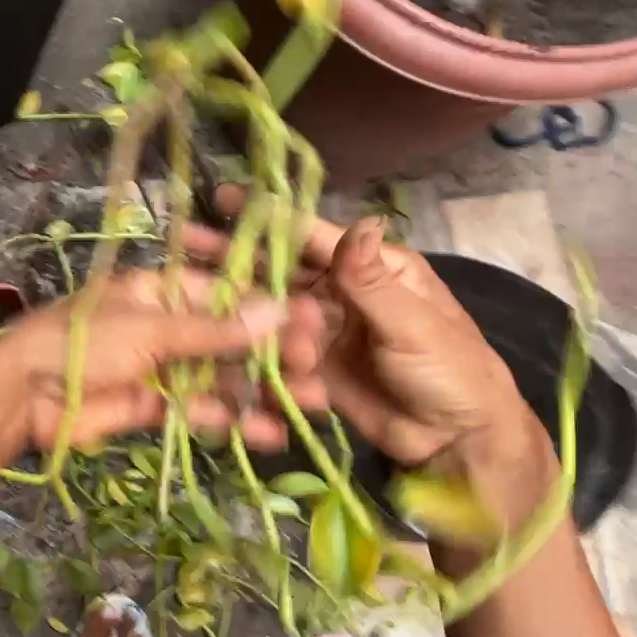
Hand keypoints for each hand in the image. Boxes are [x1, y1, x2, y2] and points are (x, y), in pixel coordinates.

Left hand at [0, 266, 326, 456]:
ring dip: (260, 389)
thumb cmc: (80, 344)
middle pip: (226, 337)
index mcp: (156, 291)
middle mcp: (160, 326)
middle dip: (272, 352)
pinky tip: (267, 432)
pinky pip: (195, 409)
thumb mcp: (147, 328)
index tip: (314, 324)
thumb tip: (278, 310)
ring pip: (217, 376)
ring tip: (311, 404)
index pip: (224, 294)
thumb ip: (212, 329)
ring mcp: (154, 367)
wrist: (21, 397)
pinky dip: (228, 420)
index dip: (268, 309)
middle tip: (316, 368)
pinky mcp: (147, 406)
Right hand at [185, 205, 541, 478]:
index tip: (224, 197)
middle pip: (276, 269)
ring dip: (228, 302)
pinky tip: (209, 341)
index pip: (311, 236)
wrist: (453, 440)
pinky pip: (268, 351)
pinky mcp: (305, 365)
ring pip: (264, 309)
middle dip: (230, 255)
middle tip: (182, 242)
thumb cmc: (452, 371)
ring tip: (183, 294)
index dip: (267, 217)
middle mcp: (337, 292)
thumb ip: (372, 282)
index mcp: (370, 267)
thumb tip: (358, 223)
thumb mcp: (414, 324)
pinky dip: (243, 347)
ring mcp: (317, 329)